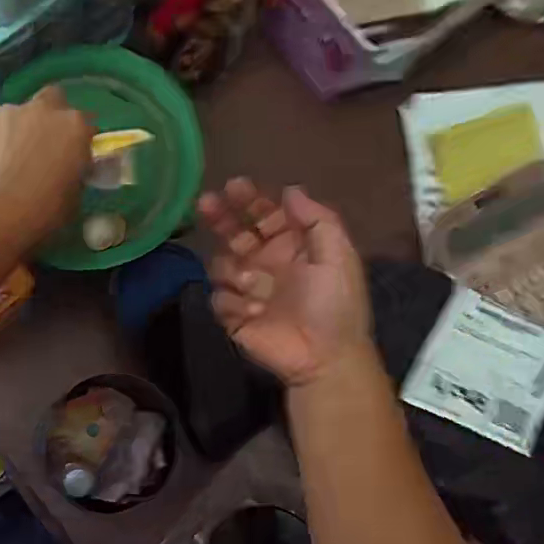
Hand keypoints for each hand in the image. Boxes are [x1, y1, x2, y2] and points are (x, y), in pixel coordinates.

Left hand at [0, 86, 93, 241]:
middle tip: (43, 146)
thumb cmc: (40, 215)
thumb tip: (67, 171)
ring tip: (9, 160)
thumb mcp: (72, 201)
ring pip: (18, 114)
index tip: (74, 157)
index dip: (80, 141)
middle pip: (53, 100)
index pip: (86, 124)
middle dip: (51, 117)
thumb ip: (74, 175)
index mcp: (74, 128)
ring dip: (19, 130)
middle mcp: (43, 110)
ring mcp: (8, 112)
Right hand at [201, 179, 372, 387]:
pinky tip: (254, 312)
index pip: (264, 215)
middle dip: (220, 218)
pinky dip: (233, 303)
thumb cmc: (335, 305)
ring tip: (254, 285)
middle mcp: (264, 263)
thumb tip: (289, 189)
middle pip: (235, 234)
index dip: (249, 200)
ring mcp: (245, 290)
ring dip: (233, 271)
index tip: (233, 186)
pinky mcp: (232, 316)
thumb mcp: (338, 255)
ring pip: (221, 265)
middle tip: (205, 203)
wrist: (324, 357)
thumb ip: (316, 219)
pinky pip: (218, 299)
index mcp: (291, 246)